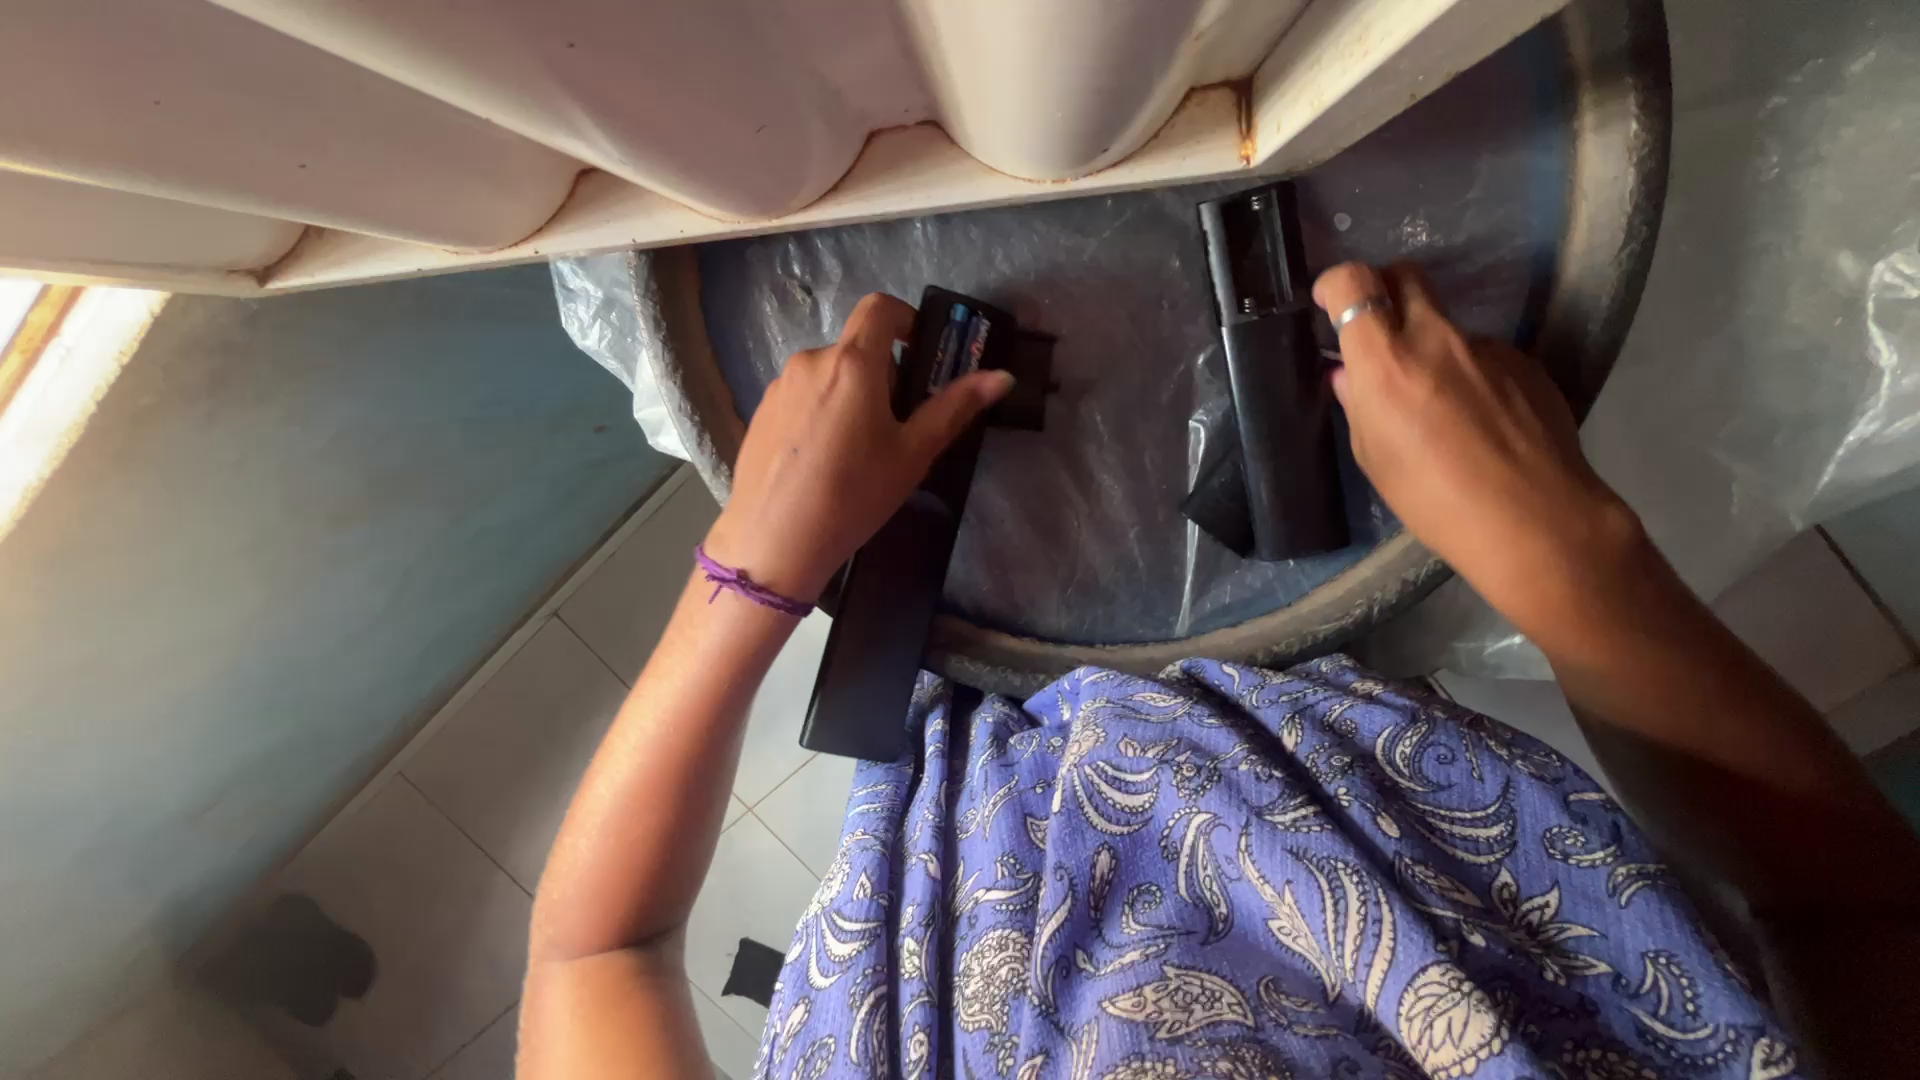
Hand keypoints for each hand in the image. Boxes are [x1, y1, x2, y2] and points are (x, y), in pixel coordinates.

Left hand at [702, 293, 1013, 602]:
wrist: (775, 541)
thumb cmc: (854, 495)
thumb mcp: (913, 453)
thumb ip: (955, 407)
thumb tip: (1001, 376)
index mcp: (852, 363)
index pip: (881, 307)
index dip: (906, 320)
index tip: (919, 356)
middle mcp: (810, 360)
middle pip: (856, 347)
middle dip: (882, 374)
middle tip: (895, 425)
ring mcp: (779, 386)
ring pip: (828, 374)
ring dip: (850, 394)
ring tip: (857, 450)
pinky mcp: (760, 412)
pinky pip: (801, 396)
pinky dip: (821, 412)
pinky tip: (823, 462)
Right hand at [1313, 262, 1645, 631]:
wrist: (1532, 518)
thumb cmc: (1431, 498)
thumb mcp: (1374, 456)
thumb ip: (1359, 404)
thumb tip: (1350, 376)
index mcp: (1386, 363)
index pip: (1353, 285)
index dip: (1336, 285)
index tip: (1329, 303)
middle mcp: (1436, 340)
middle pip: (1405, 276)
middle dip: (1383, 290)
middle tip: (1376, 330)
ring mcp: (1487, 347)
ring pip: (1444, 324)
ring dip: (1427, 345)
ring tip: (1433, 403)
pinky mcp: (1525, 362)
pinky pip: (1481, 354)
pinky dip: (1466, 372)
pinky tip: (1474, 419)